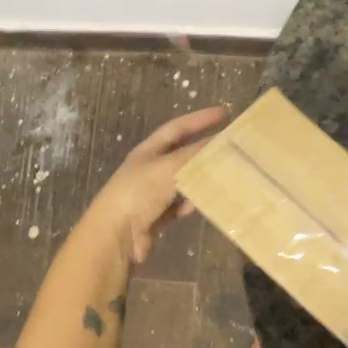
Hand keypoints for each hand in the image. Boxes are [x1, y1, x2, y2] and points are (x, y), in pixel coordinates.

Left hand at [82, 105, 226, 262]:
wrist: (117, 233)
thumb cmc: (140, 192)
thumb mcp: (170, 167)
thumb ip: (195, 154)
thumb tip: (222, 142)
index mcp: (149, 150)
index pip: (178, 127)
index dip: (200, 119)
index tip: (224, 113)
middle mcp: (151, 168)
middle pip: (183, 154)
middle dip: (204, 151)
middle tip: (230, 149)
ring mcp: (153, 192)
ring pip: (184, 180)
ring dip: (201, 179)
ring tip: (224, 177)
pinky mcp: (157, 214)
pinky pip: (180, 204)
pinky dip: (191, 203)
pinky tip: (201, 205)